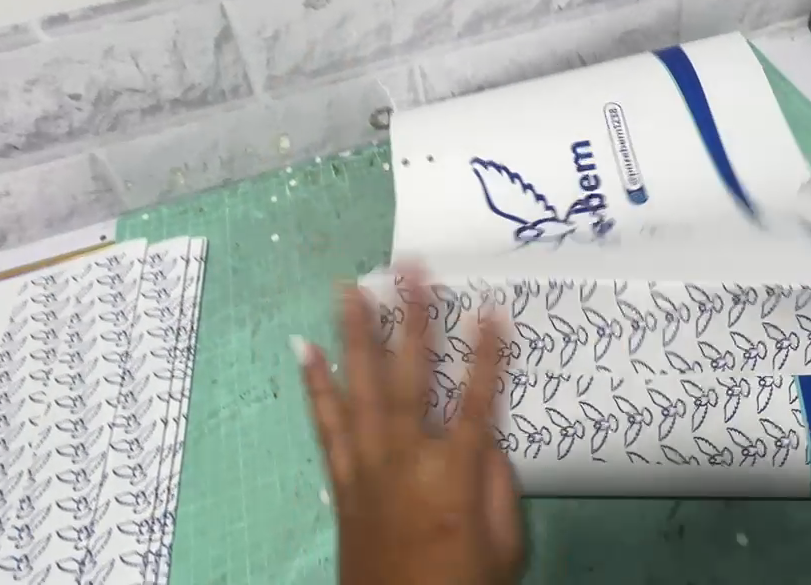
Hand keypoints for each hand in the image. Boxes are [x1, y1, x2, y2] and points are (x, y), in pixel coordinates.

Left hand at [296, 270, 524, 584]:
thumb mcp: (504, 542)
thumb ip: (498, 479)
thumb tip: (486, 431)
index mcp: (454, 475)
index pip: (480, 401)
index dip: (489, 353)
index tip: (493, 307)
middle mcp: (407, 459)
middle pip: (412, 377)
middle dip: (413, 318)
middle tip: (409, 269)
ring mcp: (368, 466)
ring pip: (362, 388)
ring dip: (357, 334)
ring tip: (351, 286)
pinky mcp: (343, 479)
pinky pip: (327, 425)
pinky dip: (315, 385)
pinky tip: (305, 347)